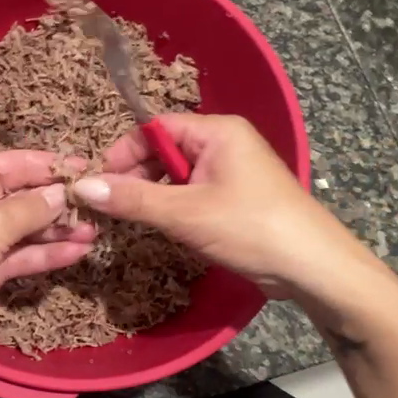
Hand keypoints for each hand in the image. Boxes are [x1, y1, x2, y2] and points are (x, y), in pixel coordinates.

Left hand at [0, 151, 96, 341]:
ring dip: (60, 229)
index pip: (17, 163)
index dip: (51, 166)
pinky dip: (50, 253)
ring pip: (30, 228)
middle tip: (98, 205)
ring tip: (94, 231)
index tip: (87, 169)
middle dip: (60, 201)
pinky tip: (78, 251)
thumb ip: (33, 207)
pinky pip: (26, 254)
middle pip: (26, 195)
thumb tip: (63, 193)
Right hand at [71, 113, 361, 298]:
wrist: (315, 269)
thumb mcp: (184, 213)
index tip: (100, 182)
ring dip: (153, 195)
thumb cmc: (250, 228)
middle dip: (136, 176)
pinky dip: (173, 207)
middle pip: (164, 151)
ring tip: (131, 219)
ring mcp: (233, 172)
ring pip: (177, 175)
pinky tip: (161, 228)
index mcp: (217, 131)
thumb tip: (82, 187)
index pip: (156, 128)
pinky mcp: (236, 198)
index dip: (125, 152)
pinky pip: (193, 193)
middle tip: (111, 206)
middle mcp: (225, 143)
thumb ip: (132, 199)